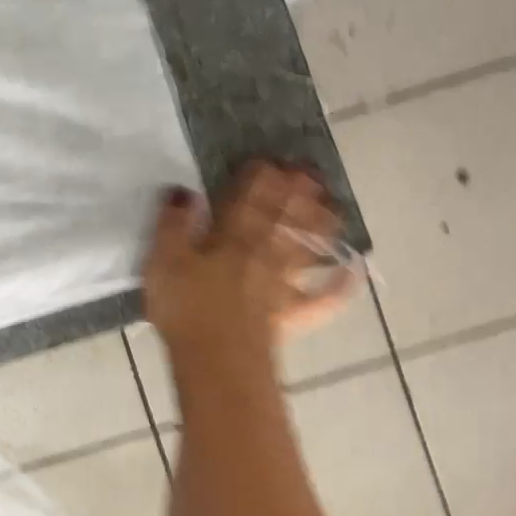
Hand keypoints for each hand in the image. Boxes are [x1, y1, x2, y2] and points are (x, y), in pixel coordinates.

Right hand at [144, 159, 354, 357]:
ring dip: (321, 223)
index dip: (259, 177)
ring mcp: (285, 283)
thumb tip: (183, 191)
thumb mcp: (162, 261)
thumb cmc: (184, 307)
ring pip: (309, 247)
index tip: (266, 159)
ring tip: (329, 205)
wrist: (218, 356)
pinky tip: (354, 270)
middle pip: (286, 217)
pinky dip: (342, 283)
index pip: (249, 199)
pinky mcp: (294, 312)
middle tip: (307, 171)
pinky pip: (325, 296)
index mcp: (232, 238)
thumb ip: (172, 225)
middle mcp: (266, 253)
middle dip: (297, 191)